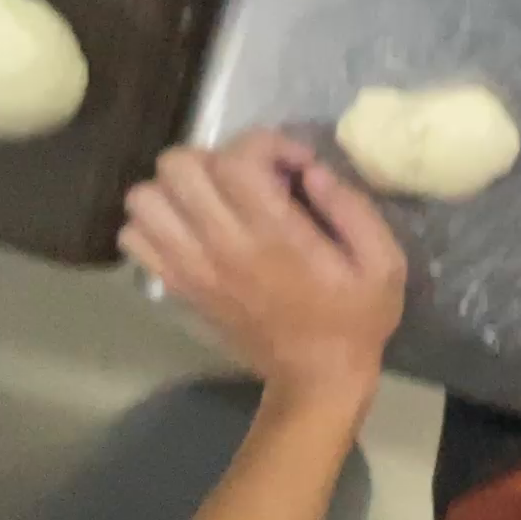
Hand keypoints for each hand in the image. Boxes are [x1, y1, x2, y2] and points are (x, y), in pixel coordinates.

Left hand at [121, 131, 407, 408]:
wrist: (318, 374)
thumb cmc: (358, 317)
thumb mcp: (385, 264)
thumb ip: (354, 211)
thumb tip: (313, 172)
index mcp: (277, 237)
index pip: (238, 159)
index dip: (269, 145)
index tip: (299, 165)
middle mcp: (223, 245)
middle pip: (180, 165)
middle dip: (222, 158)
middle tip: (257, 181)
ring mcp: (191, 266)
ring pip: (146, 195)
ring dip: (184, 188)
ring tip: (223, 203)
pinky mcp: (176, 284)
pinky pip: (134, 233)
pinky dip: (158, 221)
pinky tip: (198, 230)